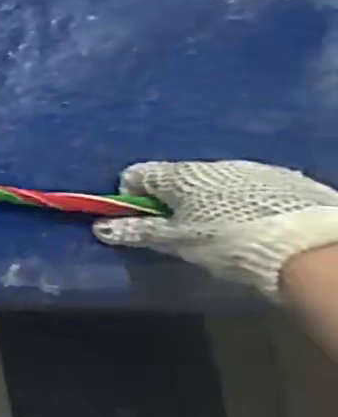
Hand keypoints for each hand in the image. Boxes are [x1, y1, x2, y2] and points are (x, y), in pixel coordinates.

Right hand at [93, 160, 337, 298]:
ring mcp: (260, 172)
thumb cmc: (228, 241)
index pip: (137, 175)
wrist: (317, 250)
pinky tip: (259, 225)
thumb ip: (135, 230)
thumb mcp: (174, 241)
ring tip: (225, 228)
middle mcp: (217, 166)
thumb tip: (100, 227)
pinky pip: (255, 189)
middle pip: (179, 178)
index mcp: (181, 176)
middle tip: (183, 228)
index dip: (132, 198)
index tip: (142, 220)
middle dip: (174, 200)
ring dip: (212, 200)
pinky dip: (247, 203)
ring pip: (218, 183)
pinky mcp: (295, 183)